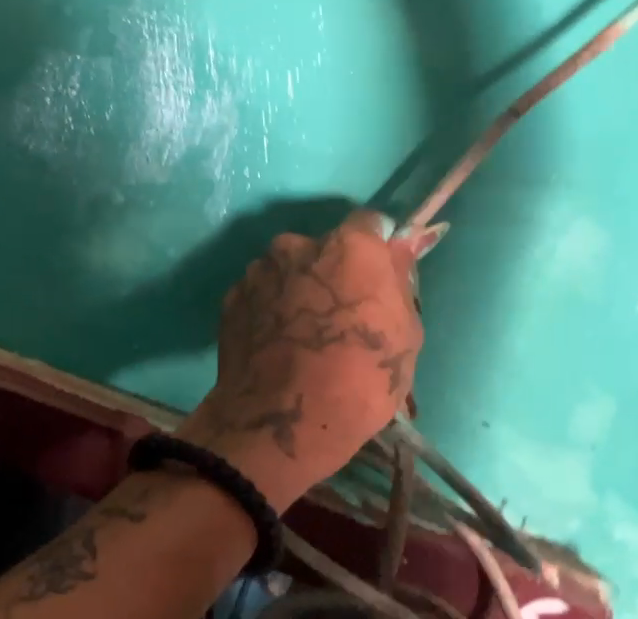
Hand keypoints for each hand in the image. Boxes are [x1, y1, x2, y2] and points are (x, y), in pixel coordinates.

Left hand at [177, 211, 426, 510]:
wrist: (284, 412)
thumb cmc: (362, 376)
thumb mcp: (406, 332)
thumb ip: (397, 279)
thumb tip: (400, 245)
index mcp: (347, 247)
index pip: (368, 225)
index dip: (377, 247)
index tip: (381, 274)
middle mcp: (295, 245)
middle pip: (322, 248)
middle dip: (333, 271)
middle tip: (345, 315)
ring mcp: (257, 269)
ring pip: (287, 269)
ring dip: (298, 288)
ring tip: (308, 334)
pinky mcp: (232, 293)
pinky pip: (261, 291)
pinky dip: (271, 307)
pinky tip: (281, 341)